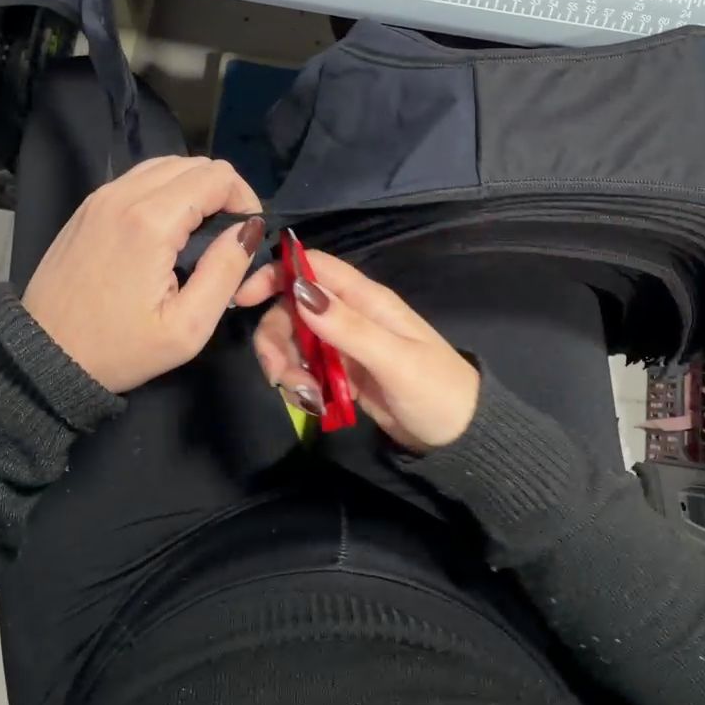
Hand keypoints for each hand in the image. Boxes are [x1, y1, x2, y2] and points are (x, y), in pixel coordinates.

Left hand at [23, 156, 265, 391]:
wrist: (43, 356)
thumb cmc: (119, 348)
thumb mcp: (187, 328)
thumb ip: (225, 271)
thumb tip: (248, 229)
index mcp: (151, 221)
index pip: (217, 176)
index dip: (245, 199)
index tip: (246, 234)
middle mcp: (124, 195)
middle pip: (193, 163)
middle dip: (221, 192)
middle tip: (226, 236)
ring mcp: (101, 196)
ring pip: (165, 165)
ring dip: (193, 189)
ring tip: (199, 232)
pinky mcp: (87, 206)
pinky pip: (138, 179)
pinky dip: (164, 191)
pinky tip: (166, 229)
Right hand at [237, 250, 479, 452]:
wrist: (460, 437)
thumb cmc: (436, 390)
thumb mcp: (394, 359)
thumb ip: (348, 326)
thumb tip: (300, 289)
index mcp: (365, 299)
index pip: (311, 267)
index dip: (274, 274)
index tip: (244, 299)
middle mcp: (349, 315)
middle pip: (291, 309)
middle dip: (276, 340)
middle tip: (282, 379)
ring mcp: (342, 345)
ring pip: (292, 341)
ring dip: (286, 369)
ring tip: (307, 399)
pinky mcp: (340, 373)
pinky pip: (304, 368)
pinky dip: (299, 385)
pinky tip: (314, 405)